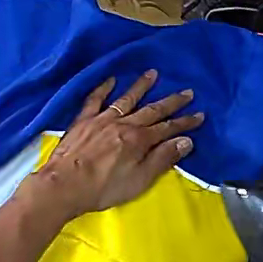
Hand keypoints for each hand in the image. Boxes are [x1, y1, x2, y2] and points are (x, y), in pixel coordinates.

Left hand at [15, 71, 202, 228]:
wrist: (62, 187)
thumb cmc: (104, 188)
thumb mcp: (140, 179)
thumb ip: (163, 158)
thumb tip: (186, 141)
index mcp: (140, 140)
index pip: (169, 128)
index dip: (186, 122)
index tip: (200, 115)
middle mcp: (124, 124)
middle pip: (152, 110)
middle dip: (172, 102)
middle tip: (187, 92)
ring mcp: (101, 120)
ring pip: (126, 99)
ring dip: (141, 86)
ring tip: (153, 73)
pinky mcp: (83, 122)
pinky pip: (94, 100)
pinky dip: (103, 89)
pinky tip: (111, 80)